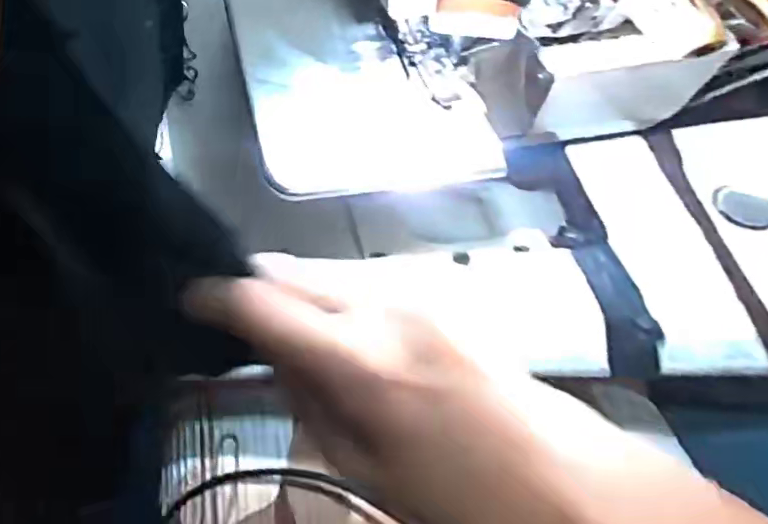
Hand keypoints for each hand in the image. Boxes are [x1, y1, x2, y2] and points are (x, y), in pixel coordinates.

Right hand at [187, 256, 758, 523]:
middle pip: (286, 270)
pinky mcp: (432, 293)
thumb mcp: (369, 474)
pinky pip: (355, 277)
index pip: (260, 304)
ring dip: (292, 288)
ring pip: (319, 268)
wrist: (579, 489)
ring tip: (290, 327)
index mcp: (359, 362)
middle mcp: (378, 308)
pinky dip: (329, 292)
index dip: (215, 297)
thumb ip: (308, 403)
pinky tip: (340, 329)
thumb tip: (272, 359)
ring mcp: (409, 292)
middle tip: (238, 318)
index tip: (188, 298)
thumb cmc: (464, 504)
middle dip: (254, 286)